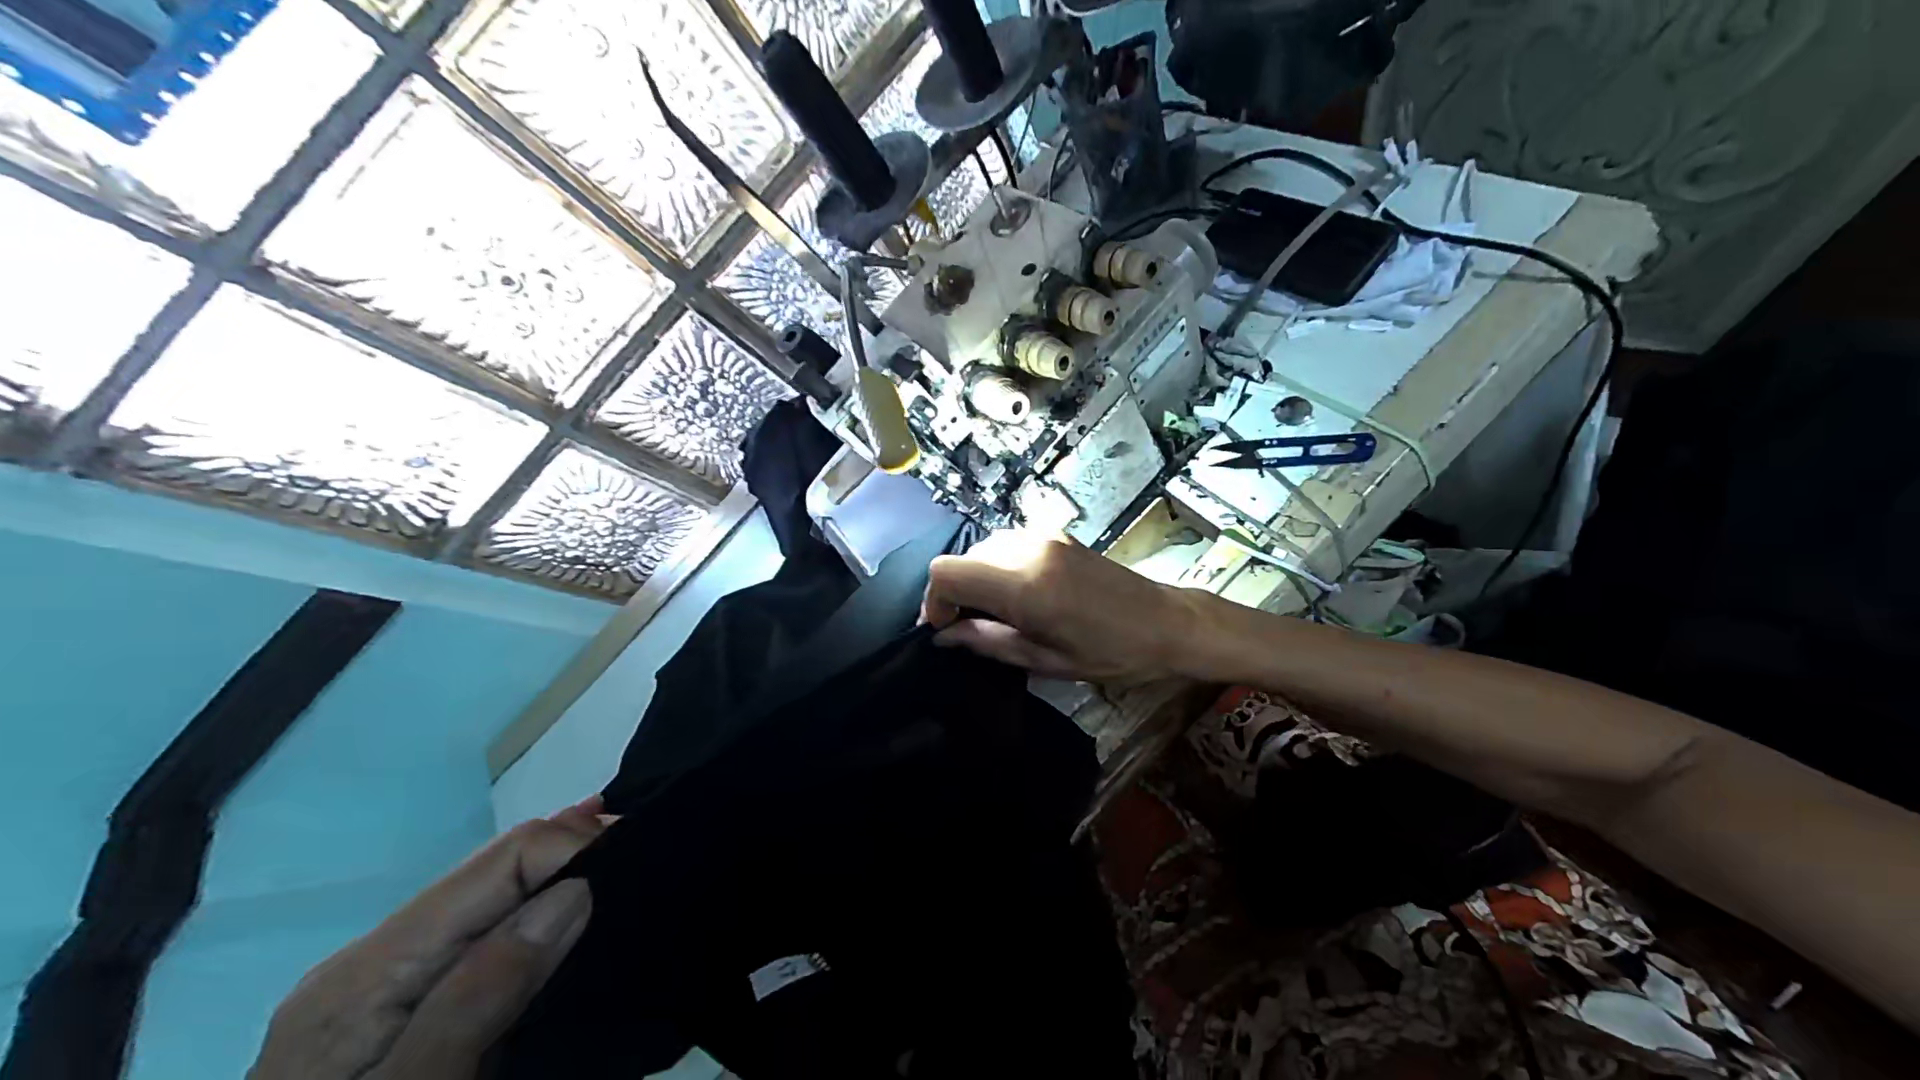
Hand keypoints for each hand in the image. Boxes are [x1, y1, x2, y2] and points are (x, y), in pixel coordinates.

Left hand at [248, 798, 607, 1079]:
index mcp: (370, 968)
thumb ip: (482, 992)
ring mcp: (386, 981)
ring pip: (492, 895)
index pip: (496, 862)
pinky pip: (482, 932)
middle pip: (494, 869)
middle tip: (645, 854)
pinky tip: (573, 889)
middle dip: (572, 851)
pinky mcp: (403, 1006)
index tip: (635, 864)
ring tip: (626, 854)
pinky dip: (537, 903)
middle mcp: (377, 957)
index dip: (572, 846)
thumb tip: (576, 890)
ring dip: (561, 872)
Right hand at [921, 530, 1206, 682]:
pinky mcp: (1056, 534)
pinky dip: (997, 568)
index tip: (944, 630)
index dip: (933, 601)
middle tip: (967, 629)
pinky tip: (1018, 596)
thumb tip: (943, 637)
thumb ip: (987, 643)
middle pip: (962, 559)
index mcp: (1024, 584)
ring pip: (982, 549)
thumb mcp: (1046, 661)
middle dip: (954, 593)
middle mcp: (1028, 548)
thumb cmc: (1112, 653)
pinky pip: (1007, 545)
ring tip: (995, 615)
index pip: (947, 572)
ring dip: (976, 580)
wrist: (1167, 622)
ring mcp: (1044, 536)